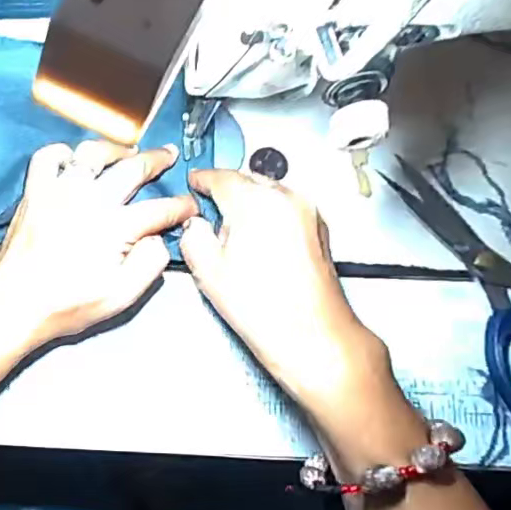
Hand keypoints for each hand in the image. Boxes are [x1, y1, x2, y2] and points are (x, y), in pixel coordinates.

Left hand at [0, 140, 196, 352]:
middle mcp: (88, 200)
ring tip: (126, 152)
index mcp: (114, 227)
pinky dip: (62, 153)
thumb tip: (158, 240)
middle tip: (167, 156)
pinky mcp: (34, 194)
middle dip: (156, 160)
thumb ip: (148, 265)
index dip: (180, 207)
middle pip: (131, 168)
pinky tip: (71, 159)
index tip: (188, 208)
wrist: (13, 303)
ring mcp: (58, 192)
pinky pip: (47, 158)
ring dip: (114, 149)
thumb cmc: (62, 305)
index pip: (160, 209)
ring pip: (92, 153)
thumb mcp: (118, 297)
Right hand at [180, 169, 395, 423]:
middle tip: (205, 209)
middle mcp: (286, 198)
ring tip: (230, 233)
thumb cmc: (263, 307)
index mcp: (255, 202)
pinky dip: (266, 216)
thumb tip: (194, 225)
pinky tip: (254, 244)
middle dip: (225, 191)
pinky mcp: (318, 228)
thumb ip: (192, 235)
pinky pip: (284, 209)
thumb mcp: (206, 269)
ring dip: (247, 204)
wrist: (310, 333)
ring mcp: (307, 212)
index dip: (201, 179)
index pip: (221, 176)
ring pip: (268, 193)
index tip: (193, 181)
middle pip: (247, 180)